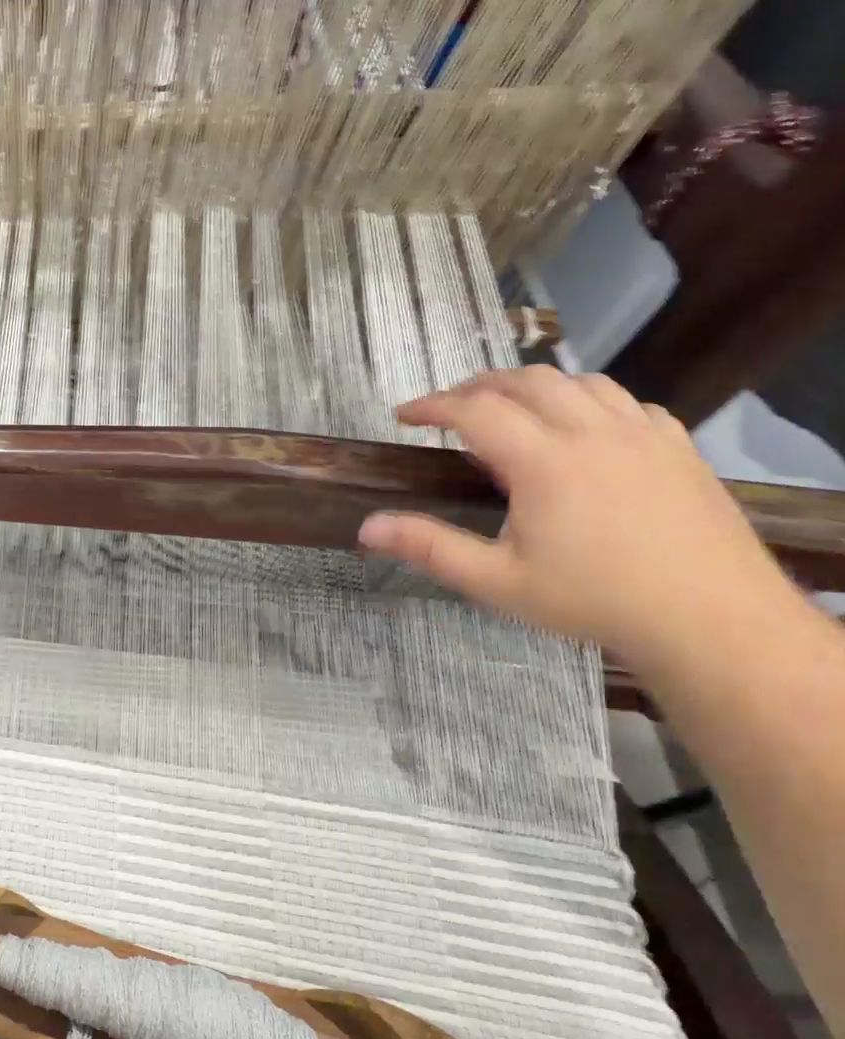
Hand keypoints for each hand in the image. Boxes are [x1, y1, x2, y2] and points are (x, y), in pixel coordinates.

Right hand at [357, 367, 802, 668]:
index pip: (475, 410)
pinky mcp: (678, 448)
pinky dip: (589, 401)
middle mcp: (592, 433)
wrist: (710, 616)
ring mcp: (643, 436)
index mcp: (543, 461)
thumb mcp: (495, 582)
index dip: (432, 406)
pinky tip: (581, 427)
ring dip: (534, 386)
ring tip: (510, 408)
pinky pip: (627, 402)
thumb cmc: (592, 599)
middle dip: (479, 386)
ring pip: (581, 382)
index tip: (403, 416)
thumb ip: (430, 548)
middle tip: (449, 407)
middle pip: (528, 381)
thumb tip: (366, 527)